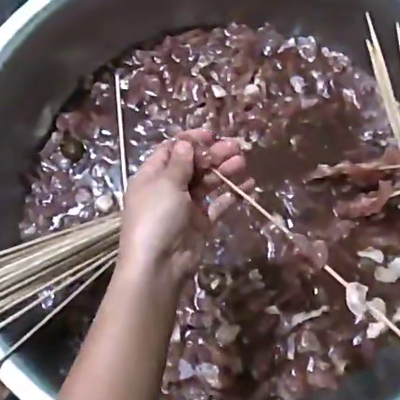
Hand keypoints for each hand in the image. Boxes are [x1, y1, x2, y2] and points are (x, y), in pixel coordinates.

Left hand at [116, 129, 245, 296]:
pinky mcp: (199, 225)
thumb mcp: (165, 184)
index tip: (211, 134)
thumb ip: (179, 163)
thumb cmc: (157, 218)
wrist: (159, 265)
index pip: (170, 151)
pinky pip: (217, 206)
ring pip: (206, 184)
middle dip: (213, 155)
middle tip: (237, 147)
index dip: (189, 140)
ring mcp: (183, 208)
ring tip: (243, 163)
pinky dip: (231, 195)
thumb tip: (184, 143)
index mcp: (151, 177)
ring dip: (224, 172)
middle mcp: (166, 190)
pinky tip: (248, 185)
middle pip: (191, 166)